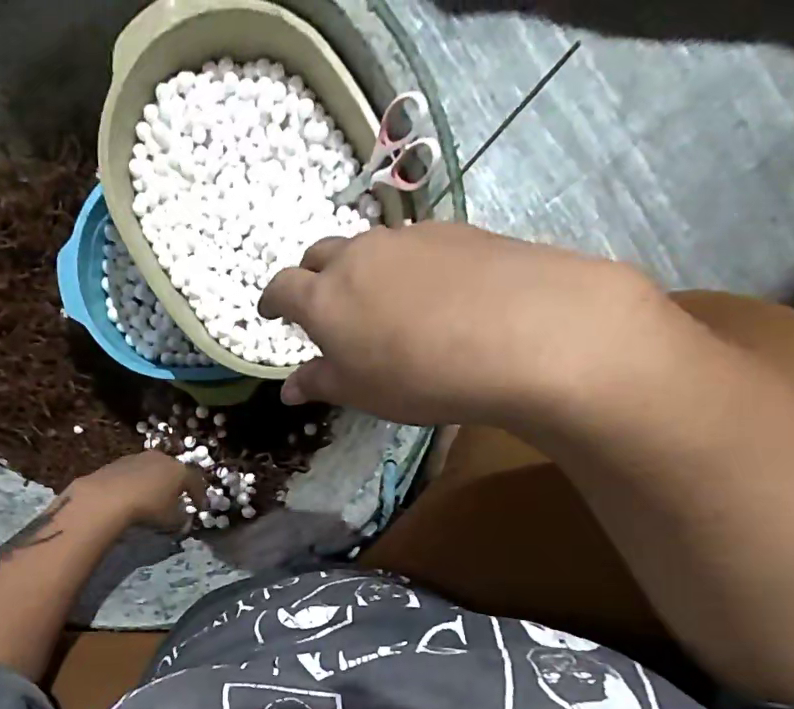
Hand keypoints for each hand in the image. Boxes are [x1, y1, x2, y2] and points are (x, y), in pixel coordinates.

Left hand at [66, 450, 201, 531]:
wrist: (108, 496)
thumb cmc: (149, 508)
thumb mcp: (171, 520)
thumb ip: (182, 519)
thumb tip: (185, 518)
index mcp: (179, 470)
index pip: (195, 481)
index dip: (200, 495)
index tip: (200, 507)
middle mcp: (162, 458)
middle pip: (174, 471)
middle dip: (177, 485)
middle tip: (178, 498)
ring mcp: (139, 457)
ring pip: (153, 470)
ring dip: (156, 482)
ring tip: (154, 497)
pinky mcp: (119, 462)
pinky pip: (135, 473)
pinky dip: (139, 483)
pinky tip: (134, 495)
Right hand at [257, 223, 691, 426]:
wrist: (522, 333)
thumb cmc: (421, 376)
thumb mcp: (363, 393)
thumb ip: (322, 383)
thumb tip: (288, 387)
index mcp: (323, 299)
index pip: (282, 288)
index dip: (272, 301)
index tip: (272, 313)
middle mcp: (357, 257)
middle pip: (320, 255)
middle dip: (313, 277)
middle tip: (326, 307)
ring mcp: (406, 238)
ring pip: (368, 248)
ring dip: (362, 270)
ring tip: (384, 303)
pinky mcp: (453, 230)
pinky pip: (413, 245)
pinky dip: (407, 266)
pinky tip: (434, 295)